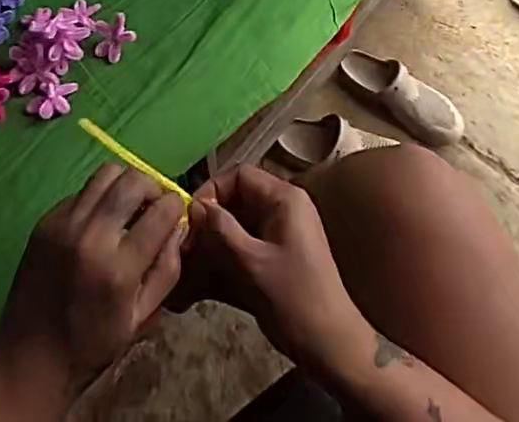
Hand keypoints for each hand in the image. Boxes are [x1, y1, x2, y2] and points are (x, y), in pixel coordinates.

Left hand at [0, 166, 186, 402]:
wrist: (29, 357)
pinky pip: (82, 191)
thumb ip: (168, 268)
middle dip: (153, 187)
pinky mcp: (46, 220)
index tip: (175, 213)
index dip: (176, 206)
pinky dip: (99, 198)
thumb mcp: (142, 317)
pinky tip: (98, 223)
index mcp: (120, 268)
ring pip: (107, 173)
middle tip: (152, 207)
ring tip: (127, 207)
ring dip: (125, 184)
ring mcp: (65, 224)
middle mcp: (92, 237)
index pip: (162, 210)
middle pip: (134, 180)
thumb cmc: (92, 343)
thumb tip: (179, 225)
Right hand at [187, 167, 366, 368]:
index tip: (190, 216)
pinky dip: (226, 253)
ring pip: (239, 222)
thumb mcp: (253, 263)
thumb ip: (223, 230)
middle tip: (186, 242)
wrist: (332, 344)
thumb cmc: (295, 299)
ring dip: (215, 238)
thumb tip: (196, 205)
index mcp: (284, 198)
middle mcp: (284, 207)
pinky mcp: (279, 253)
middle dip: (210, 217)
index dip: (212, 190)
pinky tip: (204, 275)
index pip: (240, 175)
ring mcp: (283, 231)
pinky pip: (247, 242)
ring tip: (190, 259)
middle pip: (238, 198)